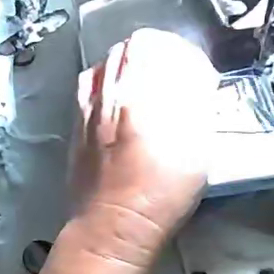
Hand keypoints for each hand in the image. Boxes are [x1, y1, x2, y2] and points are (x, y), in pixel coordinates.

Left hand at [64, 28, 218, 273]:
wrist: (112, 227)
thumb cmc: (161, 196)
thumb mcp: (197, 152)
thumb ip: (195, 111)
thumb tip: (193, 87)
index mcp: (144, 96)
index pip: (158, 45)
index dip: (179, 49)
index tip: (192, 64)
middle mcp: (112, 94)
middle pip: (130, 48)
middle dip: (154, 49)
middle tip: (171, 65)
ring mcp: (90, 107)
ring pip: (106, 62)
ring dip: (127, 60)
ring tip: (141, 74)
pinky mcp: (75, 123)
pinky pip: (88, 85)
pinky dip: (103, 78)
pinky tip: (113, 92)